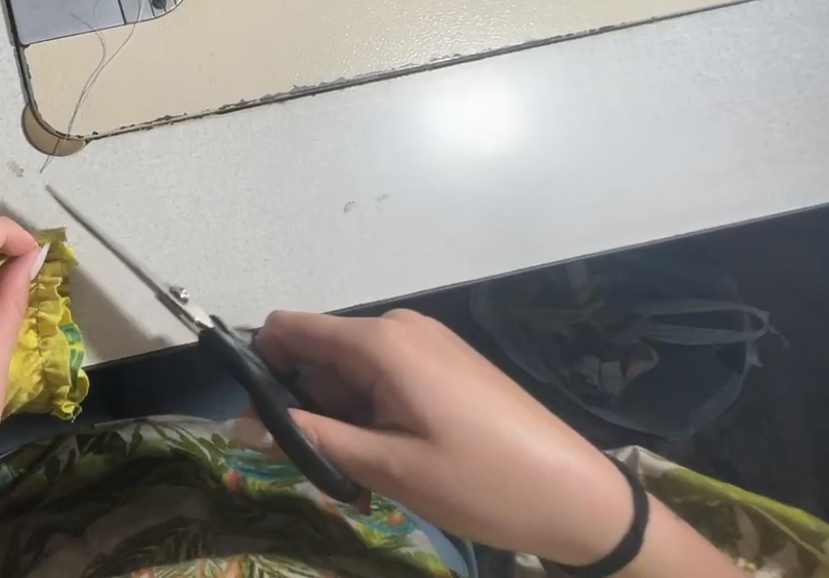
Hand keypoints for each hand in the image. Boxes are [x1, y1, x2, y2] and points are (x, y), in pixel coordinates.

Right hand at [242, 309, 640, 565]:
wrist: (590, 503)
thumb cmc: (486, 484)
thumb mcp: (391, 469)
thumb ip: (311, 439)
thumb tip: (239, 426)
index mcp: (379, 342)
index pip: (288, 328)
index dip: (263, 366)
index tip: (266, 419)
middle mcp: (396, 326)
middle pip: (319, 352)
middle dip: (310, 402)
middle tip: (330, 464)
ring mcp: (424, 339)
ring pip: (350, 366)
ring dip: (344, 411)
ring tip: (372, 469)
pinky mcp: (443, 357)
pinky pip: (383, 371)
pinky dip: (373, 406)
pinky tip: (398, 452)